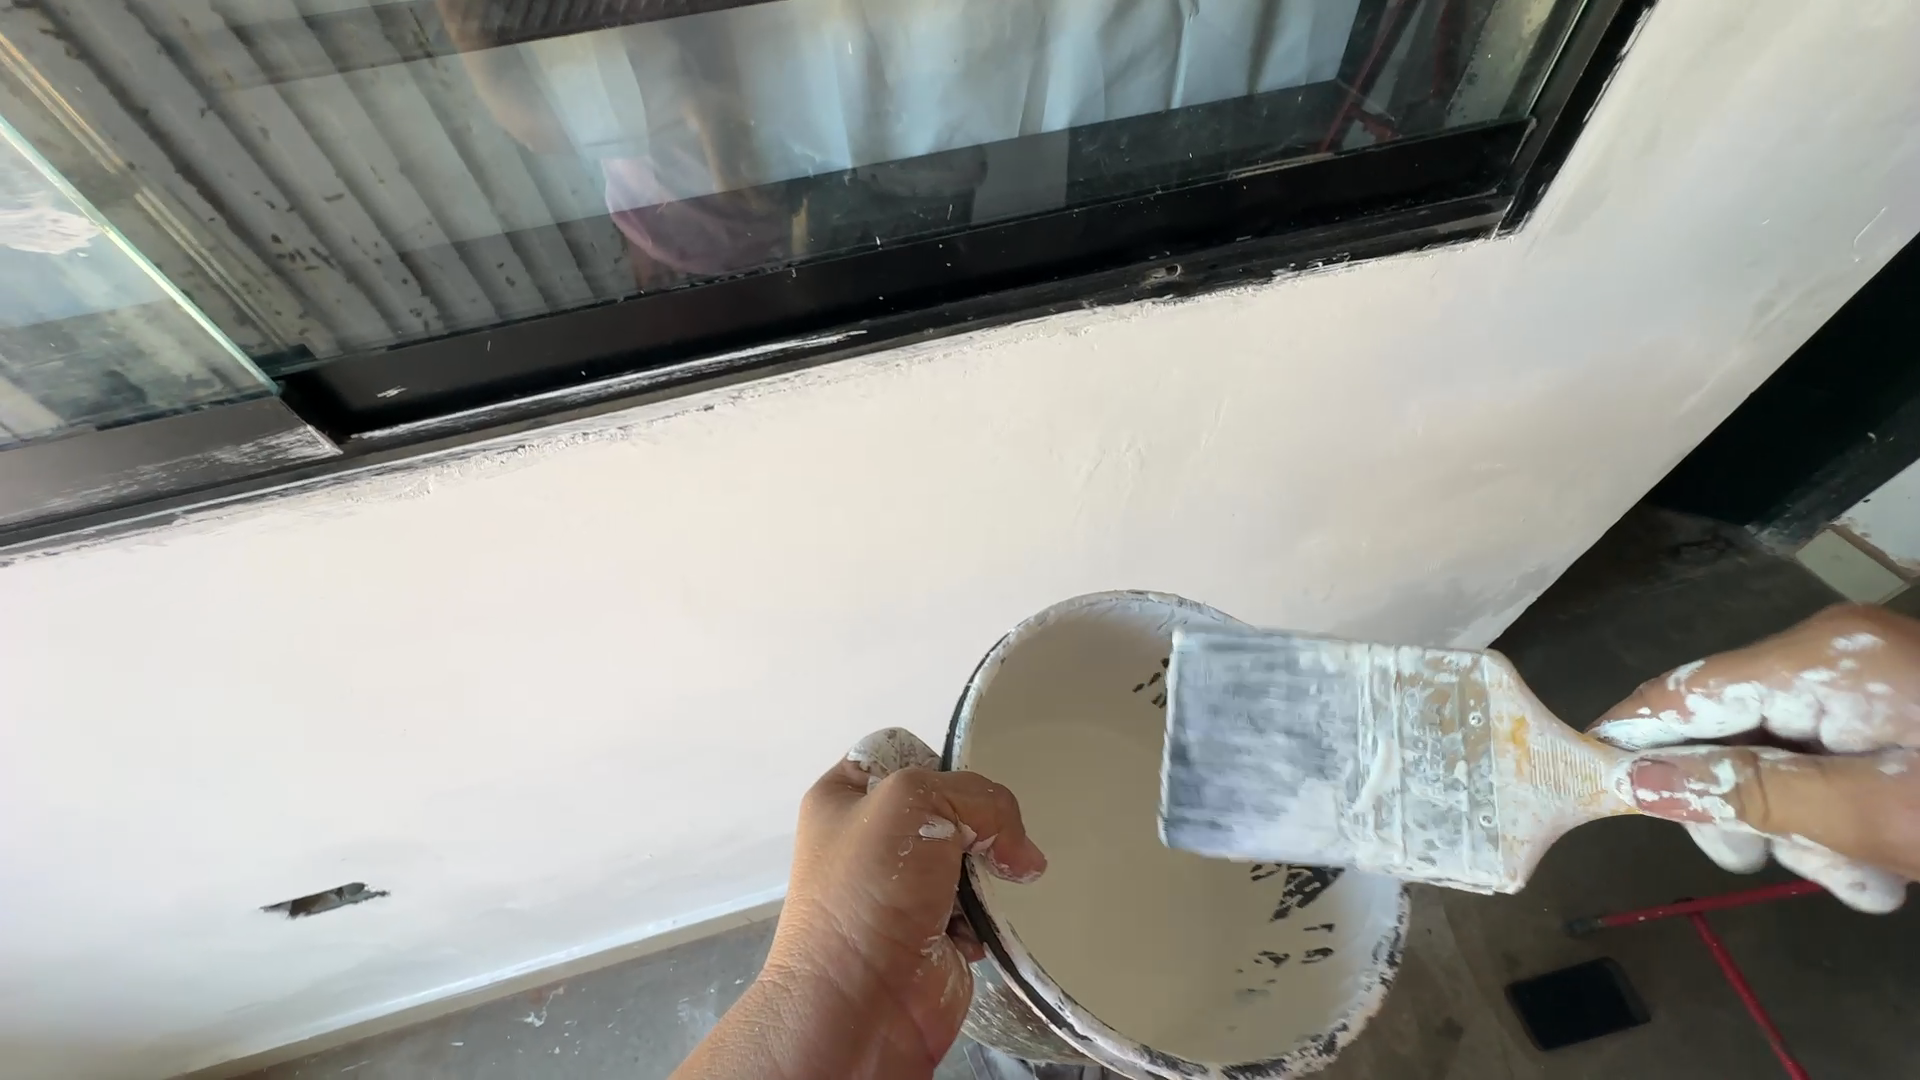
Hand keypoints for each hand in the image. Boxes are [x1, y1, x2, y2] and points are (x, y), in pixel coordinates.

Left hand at [671, 729, 1045, 1079]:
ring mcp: (901, 886)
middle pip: (945, 805)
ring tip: (999, 878)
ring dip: (988, 868)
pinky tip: (982, 923)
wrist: (858, 1006)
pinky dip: (988, 913)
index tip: (961, 785)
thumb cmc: (871, 886)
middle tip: (995, 838)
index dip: (937, 762)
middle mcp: (870, 836)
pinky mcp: (931, 930)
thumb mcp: (916, 802)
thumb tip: (1020, 852)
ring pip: (967, 854)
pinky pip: (977, 905)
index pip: (903, 753)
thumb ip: (980, 798)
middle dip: (976, 821)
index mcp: (846, 795)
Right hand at [1592, 603, 1919, 912]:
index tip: (1591, 790)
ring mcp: (1870, 683)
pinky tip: (1882, 859)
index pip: (1677, 692)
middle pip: (1725, 727)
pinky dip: (1839, 813)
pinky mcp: (1900, 713)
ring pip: (1777, 753)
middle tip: (1756, 862)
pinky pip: (1828, 757)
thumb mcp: (1890, 818)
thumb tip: (1634, 783)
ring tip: (1860, 878)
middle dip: (1736, 801)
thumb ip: (1752, 795)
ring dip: (1798, 823)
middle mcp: (1831, 656)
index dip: (1625, 740)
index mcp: (1821, 658)